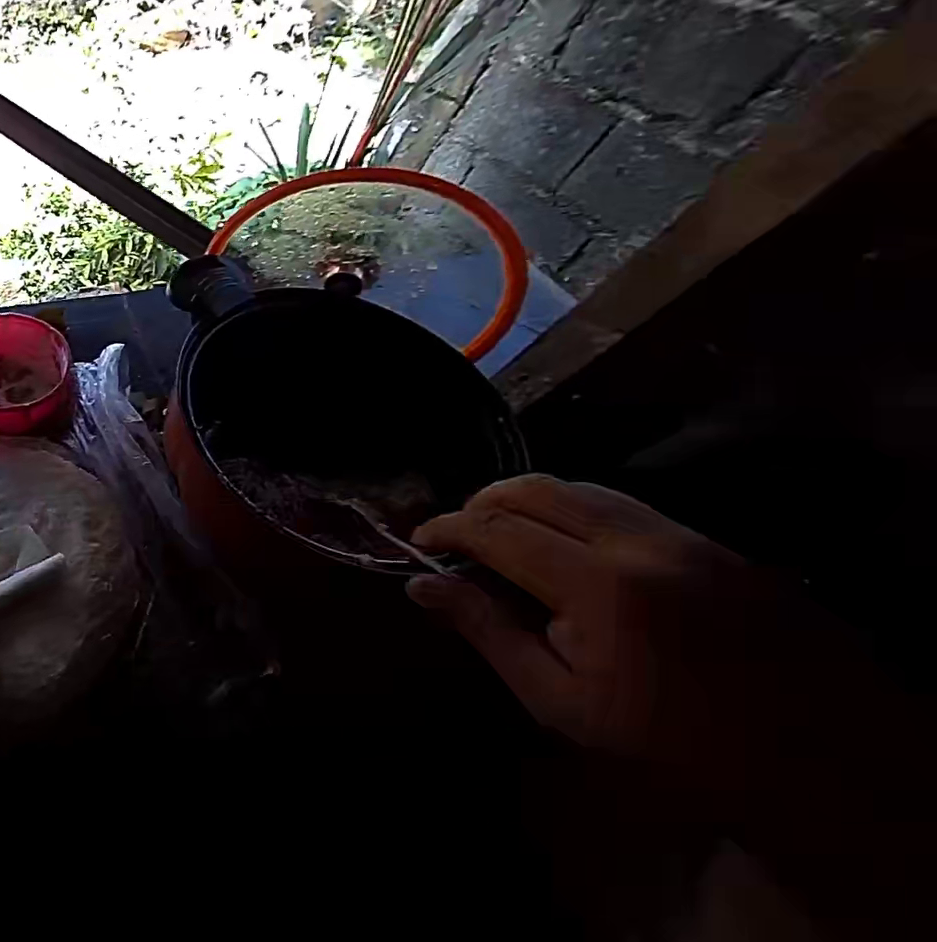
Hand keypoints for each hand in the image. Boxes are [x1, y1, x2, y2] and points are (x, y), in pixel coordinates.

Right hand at [405, 474, 768, 774]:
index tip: (420, 543)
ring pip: (578, 488)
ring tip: (505, 542)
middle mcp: (643, 544)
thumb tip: (421, 585)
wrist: (842, 773)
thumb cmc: (679, 748)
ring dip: (524, 504)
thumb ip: (486, 631)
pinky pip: (621, 505)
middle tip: (458, 540)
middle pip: (532, 488)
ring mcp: (688, 539)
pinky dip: (571, 513)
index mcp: (600, 587)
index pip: (494, 526)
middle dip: (478, 504)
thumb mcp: (561, 702)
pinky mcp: (716, 545)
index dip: (445, 528)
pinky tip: (565, 551)